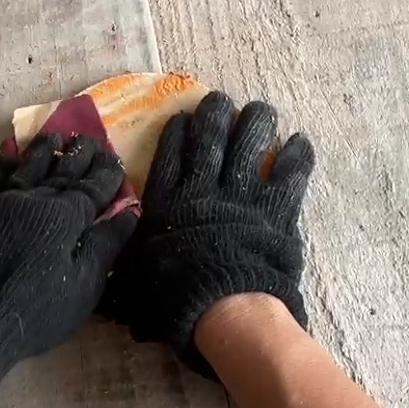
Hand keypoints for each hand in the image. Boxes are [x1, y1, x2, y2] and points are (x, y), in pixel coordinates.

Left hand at [0, 133, 136, 407]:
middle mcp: (35, 200)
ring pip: (26, 167)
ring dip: (41, 151)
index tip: (115, 160)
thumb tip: (129, 212)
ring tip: (52, 135)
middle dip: (78, 154)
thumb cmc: (34, 308)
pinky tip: (4, 156)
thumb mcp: (83, 285)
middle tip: (88, 138)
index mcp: (66, 217)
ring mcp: (0, 202)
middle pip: (62, 171)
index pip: (93, 189)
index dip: (106, 175)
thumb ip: (105, 245)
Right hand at [102, 91, 314, 375]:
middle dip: (215, 113)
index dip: (177, 131)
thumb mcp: (136, 277)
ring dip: (256, 122)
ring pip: (250, 144)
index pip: (169, 152)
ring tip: (260, 110)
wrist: (225, 307)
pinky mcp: (275, 208)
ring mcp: (241, 195)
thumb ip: (127, 259)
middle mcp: (202, 189)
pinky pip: (289, 173)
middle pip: (209, 139)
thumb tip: (107, 261)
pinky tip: (300, 141)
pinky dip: (296, 155)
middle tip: (221, 100)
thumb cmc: (175, 298)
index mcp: (168, 202)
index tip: (182, 117)